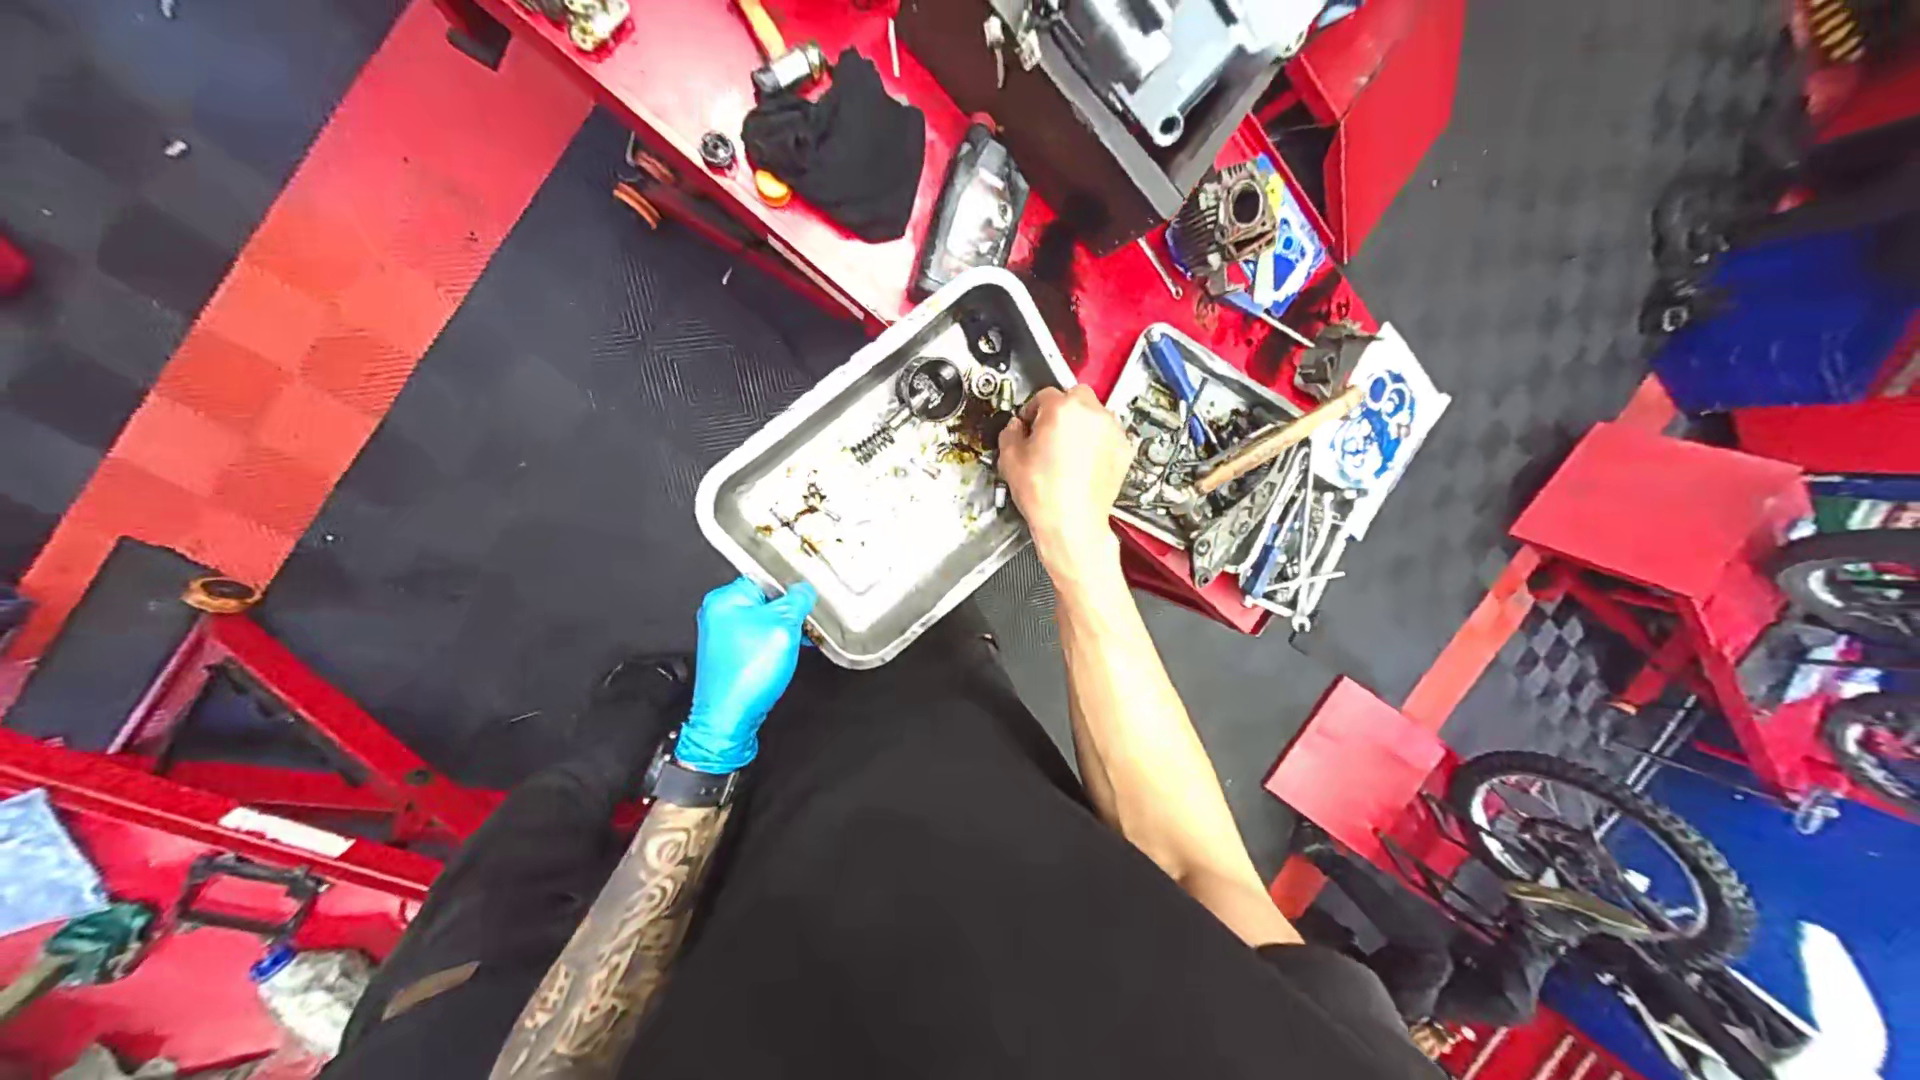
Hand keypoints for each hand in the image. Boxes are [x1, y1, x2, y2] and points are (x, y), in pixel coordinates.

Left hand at [678, 576, 816, 773]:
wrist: (729, 719)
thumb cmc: (747, 674)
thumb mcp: (784, 627)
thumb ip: (797, 601)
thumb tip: (804, 590)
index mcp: (726, 598)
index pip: (766, 577)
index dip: (791, 585)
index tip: (809, 595)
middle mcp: (719, 613)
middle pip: (766, 598)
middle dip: (790, 609)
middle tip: (807, 620)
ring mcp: (723, 635)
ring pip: (765, 619)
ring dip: (786, 627)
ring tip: (802, 638)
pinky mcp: (731, 654)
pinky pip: (759, 637)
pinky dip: (776, 641)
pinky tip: (791, 650)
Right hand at [997, 385, 1131, 583]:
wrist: (1072, 523)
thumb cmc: (1045, 495)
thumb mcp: (1010, 459)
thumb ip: (1010, 432)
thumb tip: (1015, 427)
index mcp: (1061, 409)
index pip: (1044, 394)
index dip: (1033, 410)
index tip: (1030, 422)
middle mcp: (1091, 414)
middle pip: (1075, 395)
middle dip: (1061, 409)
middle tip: (1049, 431)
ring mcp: (1111, 431)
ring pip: (1094, 413)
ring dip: (1081, 424)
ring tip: (1066, 449)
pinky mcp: (1123, 449)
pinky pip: (1108, 434)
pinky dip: (1097, 441)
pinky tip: (1082, 461)